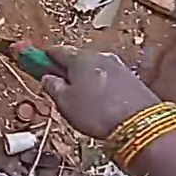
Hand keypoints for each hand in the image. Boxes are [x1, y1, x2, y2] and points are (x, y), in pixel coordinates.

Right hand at [37, 44, 159, 139]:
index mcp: (79, 58)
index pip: (56, 51)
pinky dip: (99, 84)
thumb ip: (53, 86)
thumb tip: (48, 77)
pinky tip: (98, 101)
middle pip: (76, 58)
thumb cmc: (97, 112)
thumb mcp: (65, 102)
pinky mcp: (130, 79)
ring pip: (93, 68)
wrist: (140, 124)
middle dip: (65, 68)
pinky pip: (107, 77)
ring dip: (83, 77)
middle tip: (57, 85)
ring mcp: (117, 66)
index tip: (34, 61)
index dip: (43, 57)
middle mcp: (99, 56)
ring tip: (80, 98)